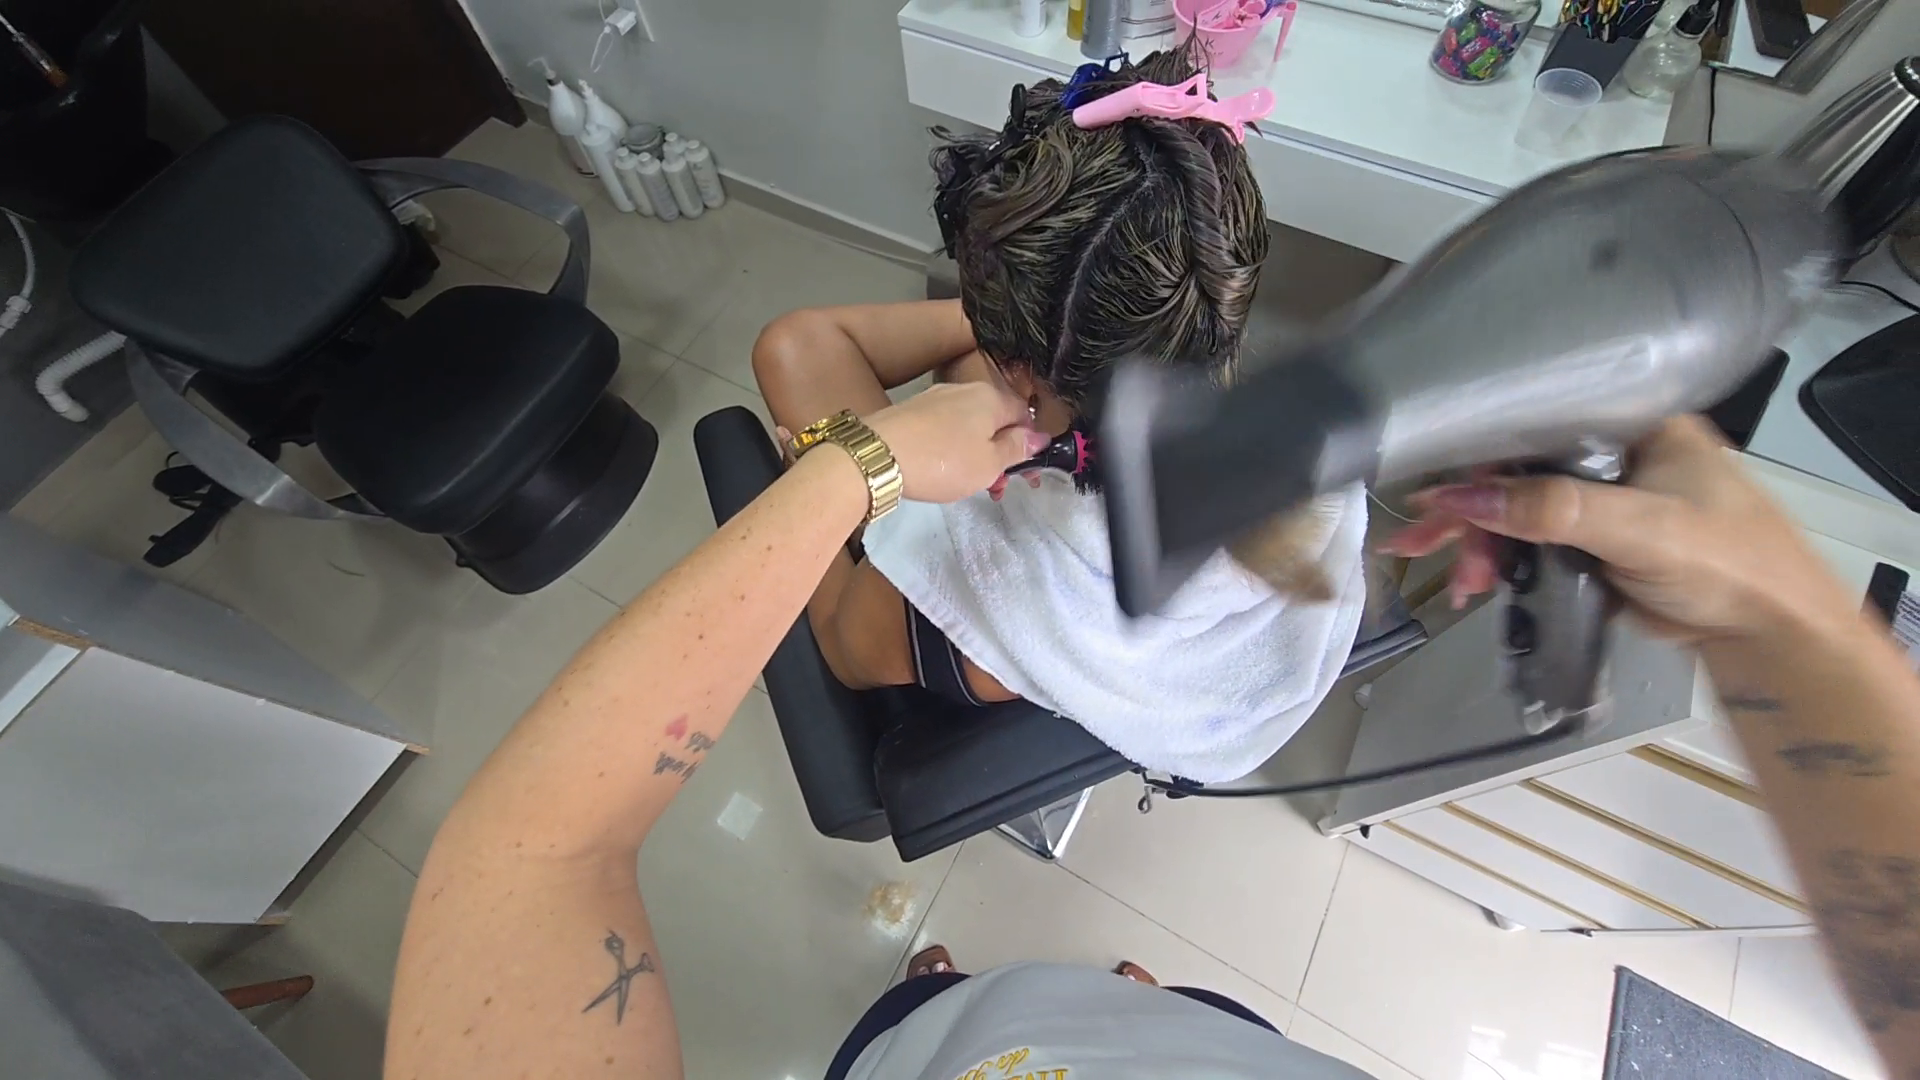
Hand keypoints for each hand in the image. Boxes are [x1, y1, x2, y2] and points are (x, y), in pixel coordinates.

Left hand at [865, 382, 1047, 503]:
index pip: (1025, 415)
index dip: (1031, 445)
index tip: (1027, 477)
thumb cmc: (943, 461)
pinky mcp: (913, 412)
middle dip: (1002, 455)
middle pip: (996, 421)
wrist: (878, 455)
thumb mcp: (990, 464)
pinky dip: (954, 450)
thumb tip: (1039, 436)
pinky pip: (946, 430)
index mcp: (991, 398)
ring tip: (972, 486)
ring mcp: (936, 398)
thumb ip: (1017, 448)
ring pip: (971, 427)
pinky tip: (945, 471)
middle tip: (997, 488)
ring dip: (978, 456)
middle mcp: (965, 390)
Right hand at [1381, 415, 1858, 644]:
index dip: (1477, 455)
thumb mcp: (1643, 530)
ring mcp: (1591, 500)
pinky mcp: (1580, 539)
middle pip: (1509, 475)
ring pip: (1508, 512)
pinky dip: (1493, 563)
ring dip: (1474, 548)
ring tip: (1460, 587)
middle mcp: (1605, 457)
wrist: (1769, 637)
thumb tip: (1455, 498)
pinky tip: (1474, 587)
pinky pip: (1519, 542)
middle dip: (1464, 515)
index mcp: (1632, 429)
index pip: (1532, 426)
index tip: (1433, 491)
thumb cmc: (1730, 565)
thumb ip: (1551, 509)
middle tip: (1414, 544)